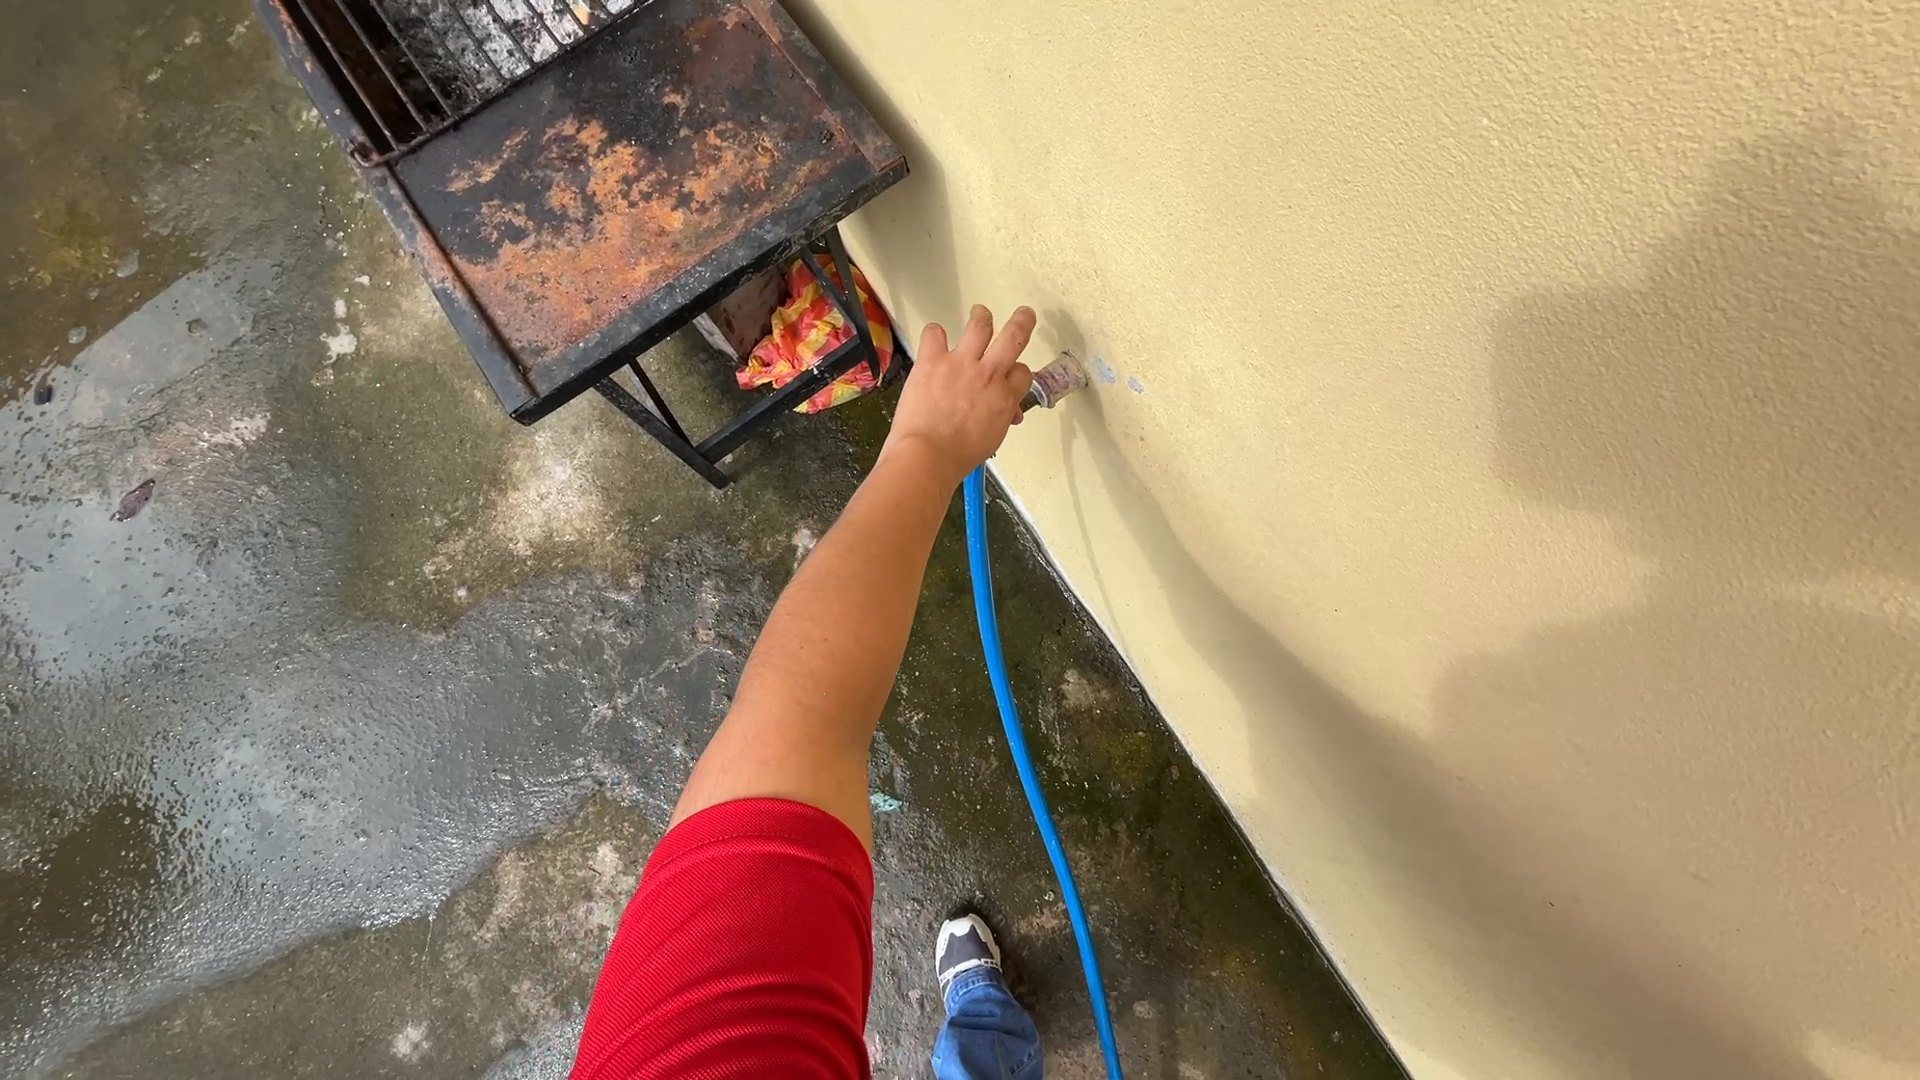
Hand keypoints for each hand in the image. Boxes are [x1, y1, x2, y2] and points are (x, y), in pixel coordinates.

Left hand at [881, 305, 1035, 488]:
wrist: (928, 454)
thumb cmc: (958, 455)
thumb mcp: (991, 439)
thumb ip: (1000, 418)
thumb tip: (1006, 413)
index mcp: (1005, 396)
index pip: (1023, 372)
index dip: (1018, 372)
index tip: (1012, 374)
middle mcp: (988, 374)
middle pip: (1014, 336)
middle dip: (1022, 321)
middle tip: (1024, 315)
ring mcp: (960, 363)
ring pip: (980, 325)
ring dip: (982, 316)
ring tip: (980, 312)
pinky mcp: (932, 360)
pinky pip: (935, 333)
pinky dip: (935, 334)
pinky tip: (934, 339)